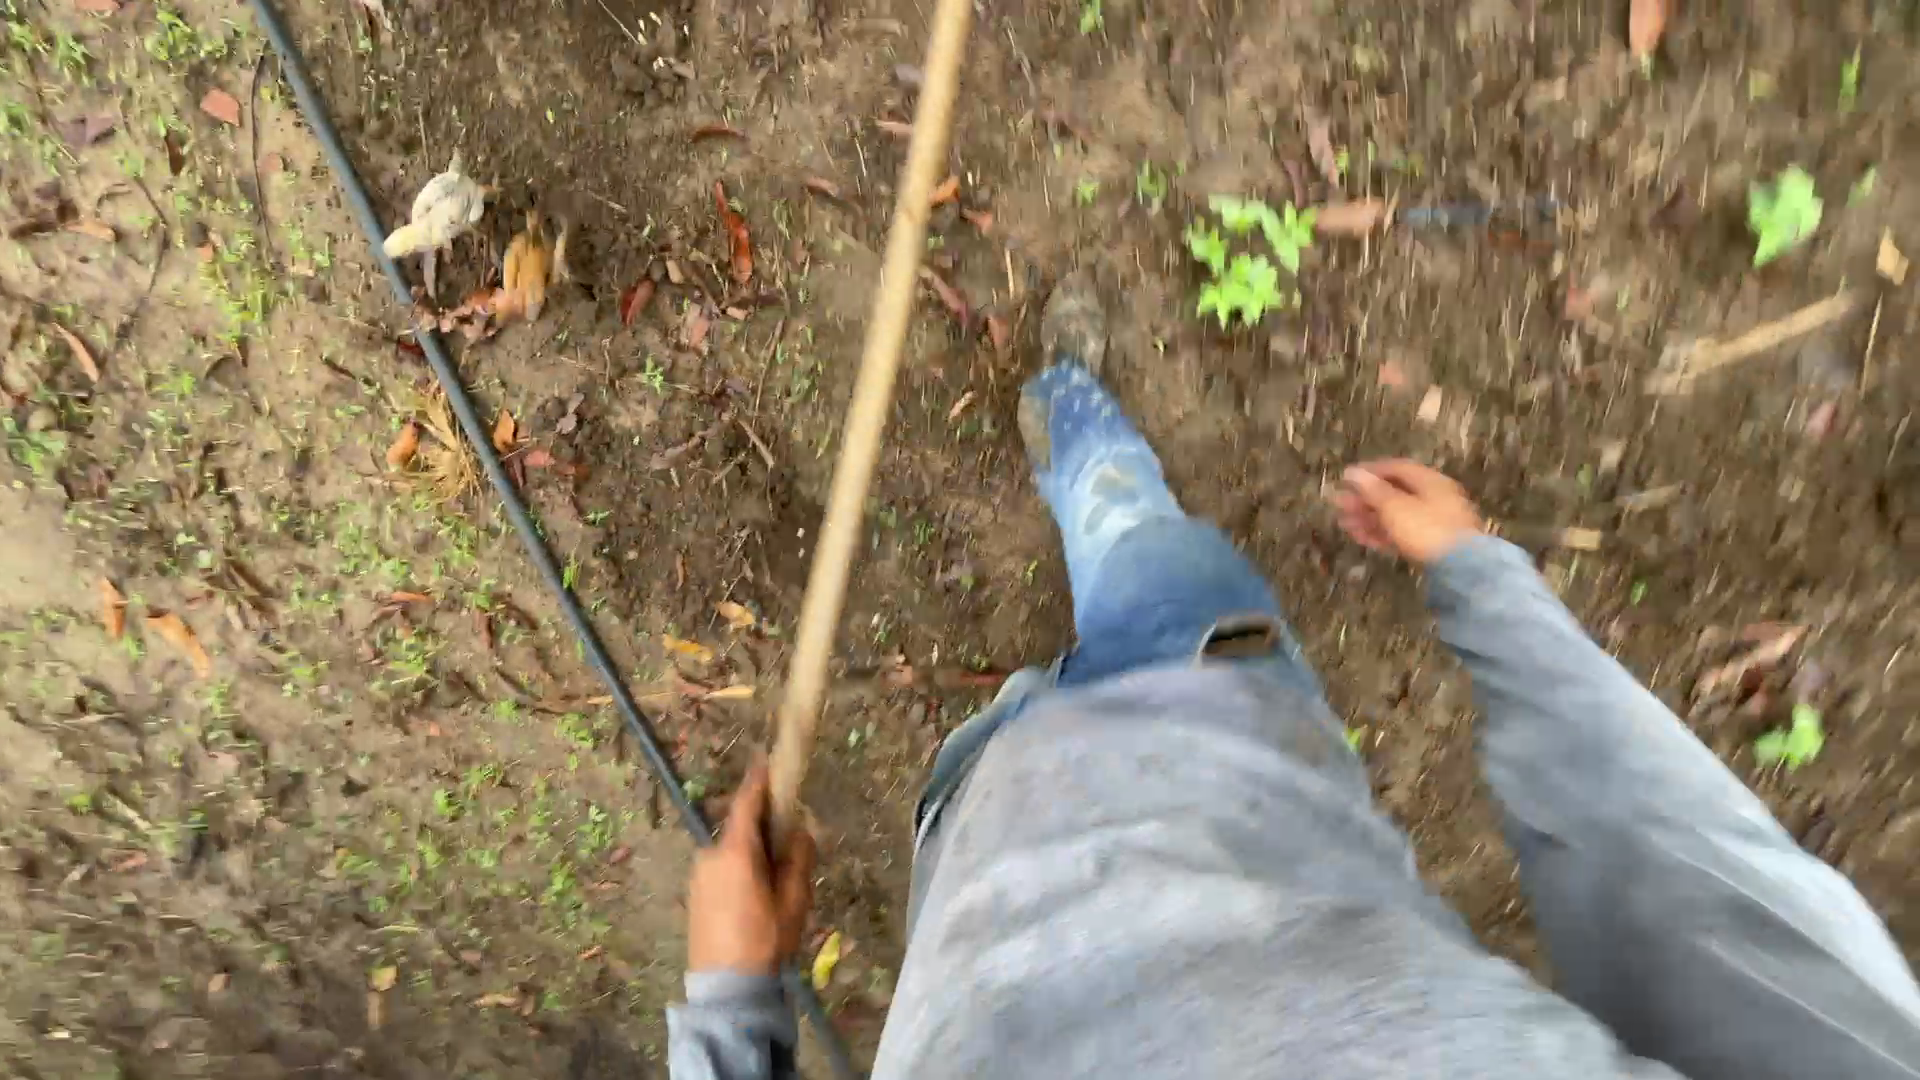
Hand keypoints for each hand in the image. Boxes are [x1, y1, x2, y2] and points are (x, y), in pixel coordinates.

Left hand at [687, 764, 817, 975]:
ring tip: (774, 872)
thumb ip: (798, 857)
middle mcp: (711, 856)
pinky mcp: (695, 894)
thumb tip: (800, 828)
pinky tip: (755, 889)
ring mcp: (699, 876)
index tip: (766, 757)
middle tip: (788, 834)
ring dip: (751, 849)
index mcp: (735, 852)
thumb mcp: (794, 899)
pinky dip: (739, 865)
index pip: (747, 803)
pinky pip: (721, 866)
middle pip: (741, 826)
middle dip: (764, 824)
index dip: (758, 779)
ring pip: (731, 848)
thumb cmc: (765, 940)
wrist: (726, 992)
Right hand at [1334, 459, 1483, 564]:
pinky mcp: (1430, 544)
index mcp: (1430, 482)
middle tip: (1340, 504)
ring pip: (1395, 515)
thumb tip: (1353, 472)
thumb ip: (1372, 489)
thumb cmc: (1425, 529)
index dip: (1370, 471)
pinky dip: (1380, 533)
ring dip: (1368, 517)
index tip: (1346, 478)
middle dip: (1364, 498)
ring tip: (1344, 523)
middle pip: (1394, 493)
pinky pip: (1401, 532)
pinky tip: (1361, 537)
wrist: (1460, 568)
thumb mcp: (1394, 506)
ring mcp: (1434, 522)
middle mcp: (1434, 498)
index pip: (1397, 468)